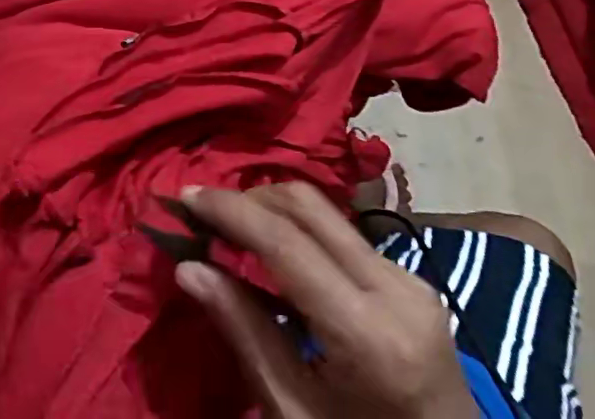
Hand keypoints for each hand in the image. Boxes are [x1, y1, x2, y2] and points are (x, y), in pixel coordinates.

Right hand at [175, 182, 476, 418]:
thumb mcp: (294, 410)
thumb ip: (244, 332)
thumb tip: (187, 267)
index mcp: (368, 334)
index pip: (284, 241)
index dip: (228, 210)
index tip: (183, 197)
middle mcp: (395, 290)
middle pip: (306, 206)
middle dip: (246, 199)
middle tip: (204, 214)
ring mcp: (411, 280)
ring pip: (323, 211)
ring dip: (269, 209)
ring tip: (230, 231)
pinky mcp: (412, 279)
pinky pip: (340, 232)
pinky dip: (295, 228)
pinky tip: (272, 253)